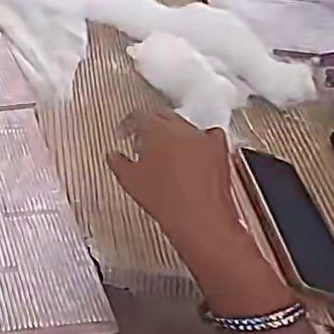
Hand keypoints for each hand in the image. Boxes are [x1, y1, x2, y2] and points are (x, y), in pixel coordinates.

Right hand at [107, 108, 242, 246]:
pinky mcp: (219, 150)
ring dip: (171, 134)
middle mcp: (181, 129)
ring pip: (183, 125)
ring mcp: (203, 138)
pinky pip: (209, 136)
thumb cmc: (166, 199)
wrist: (198, 218)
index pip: (138, 116)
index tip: (123, 133)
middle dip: (148, 127)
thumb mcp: (129, 180)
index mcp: (156, 130)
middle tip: (139, 142)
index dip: (127, 125)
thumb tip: (114, 156)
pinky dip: (199, 141)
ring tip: (163, 153)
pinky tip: (193, 152)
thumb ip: (118, 162)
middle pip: (161, 116)